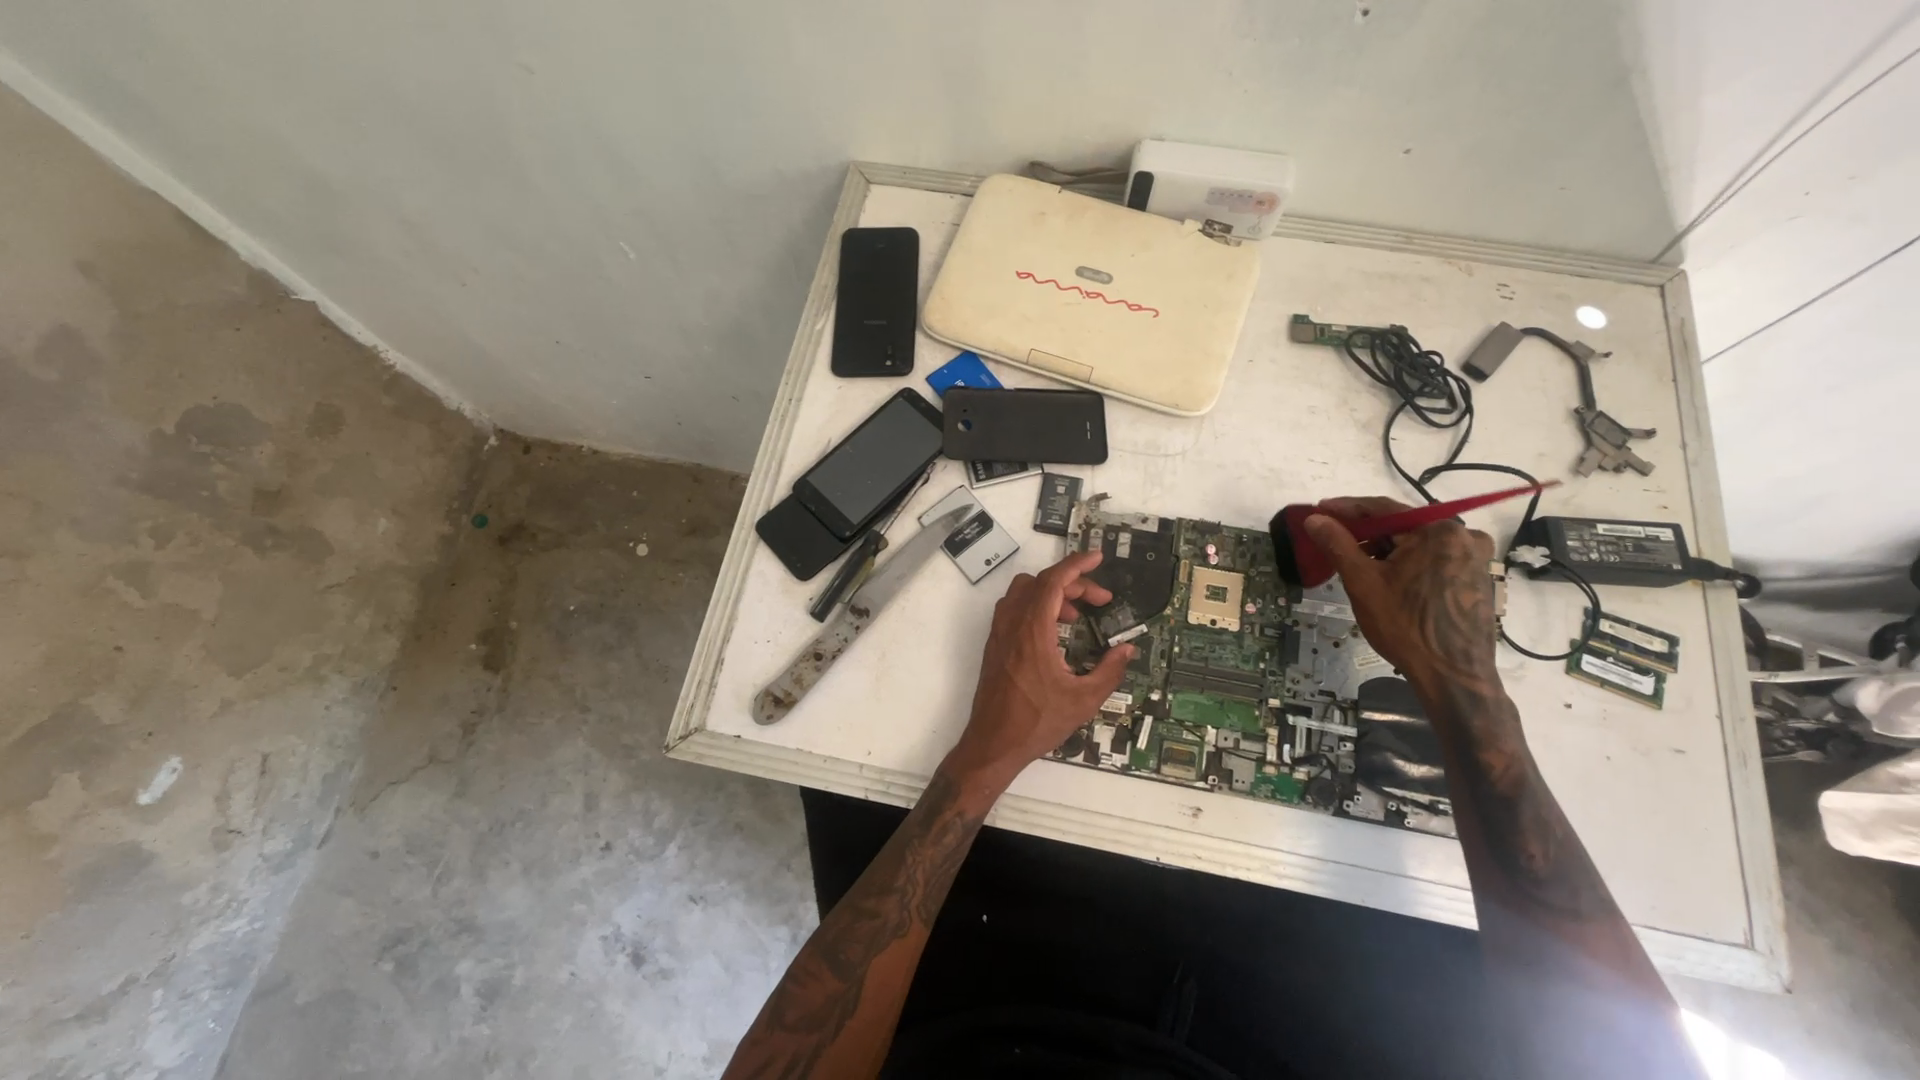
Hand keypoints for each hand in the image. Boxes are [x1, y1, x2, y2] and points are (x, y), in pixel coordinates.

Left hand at [944, 551, 1133, 789]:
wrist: (993, 743)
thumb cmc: (1037, 722)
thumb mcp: (1084, 700)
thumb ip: (1109, 671)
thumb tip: (1127, 651)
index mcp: (1033, 632)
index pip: (1053, 582)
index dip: (1077, 565)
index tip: (1097, 558)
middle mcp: (1012, 625)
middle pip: (1040, 583)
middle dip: (1072, 584)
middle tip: (1099, 601)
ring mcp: (999, 634)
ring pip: (1023, 593)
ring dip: (1051, 594)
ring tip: (1075, 617)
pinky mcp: (994, 646)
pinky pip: (1013, 610)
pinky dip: (1035, 607)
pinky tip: (1054, 633)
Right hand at [1303, 497, 1498, 698]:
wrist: (1452, 675)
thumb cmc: (1405, 626)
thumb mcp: (1363, 582)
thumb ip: (1338, 544)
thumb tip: (1314, 519)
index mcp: (1438, 530)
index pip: (1384, 508)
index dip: (1347, 509)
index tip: (1320, 510)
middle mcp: (1465, 536)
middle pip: (1404, 525)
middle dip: (1367, 532)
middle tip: (1335, 539)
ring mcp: (1476, 558)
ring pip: (1419, 544)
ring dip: (1387, 549)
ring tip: (1358, 562)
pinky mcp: (1478, 578)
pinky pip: (1435, 559)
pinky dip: (1409, 563)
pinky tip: (1389, 577)